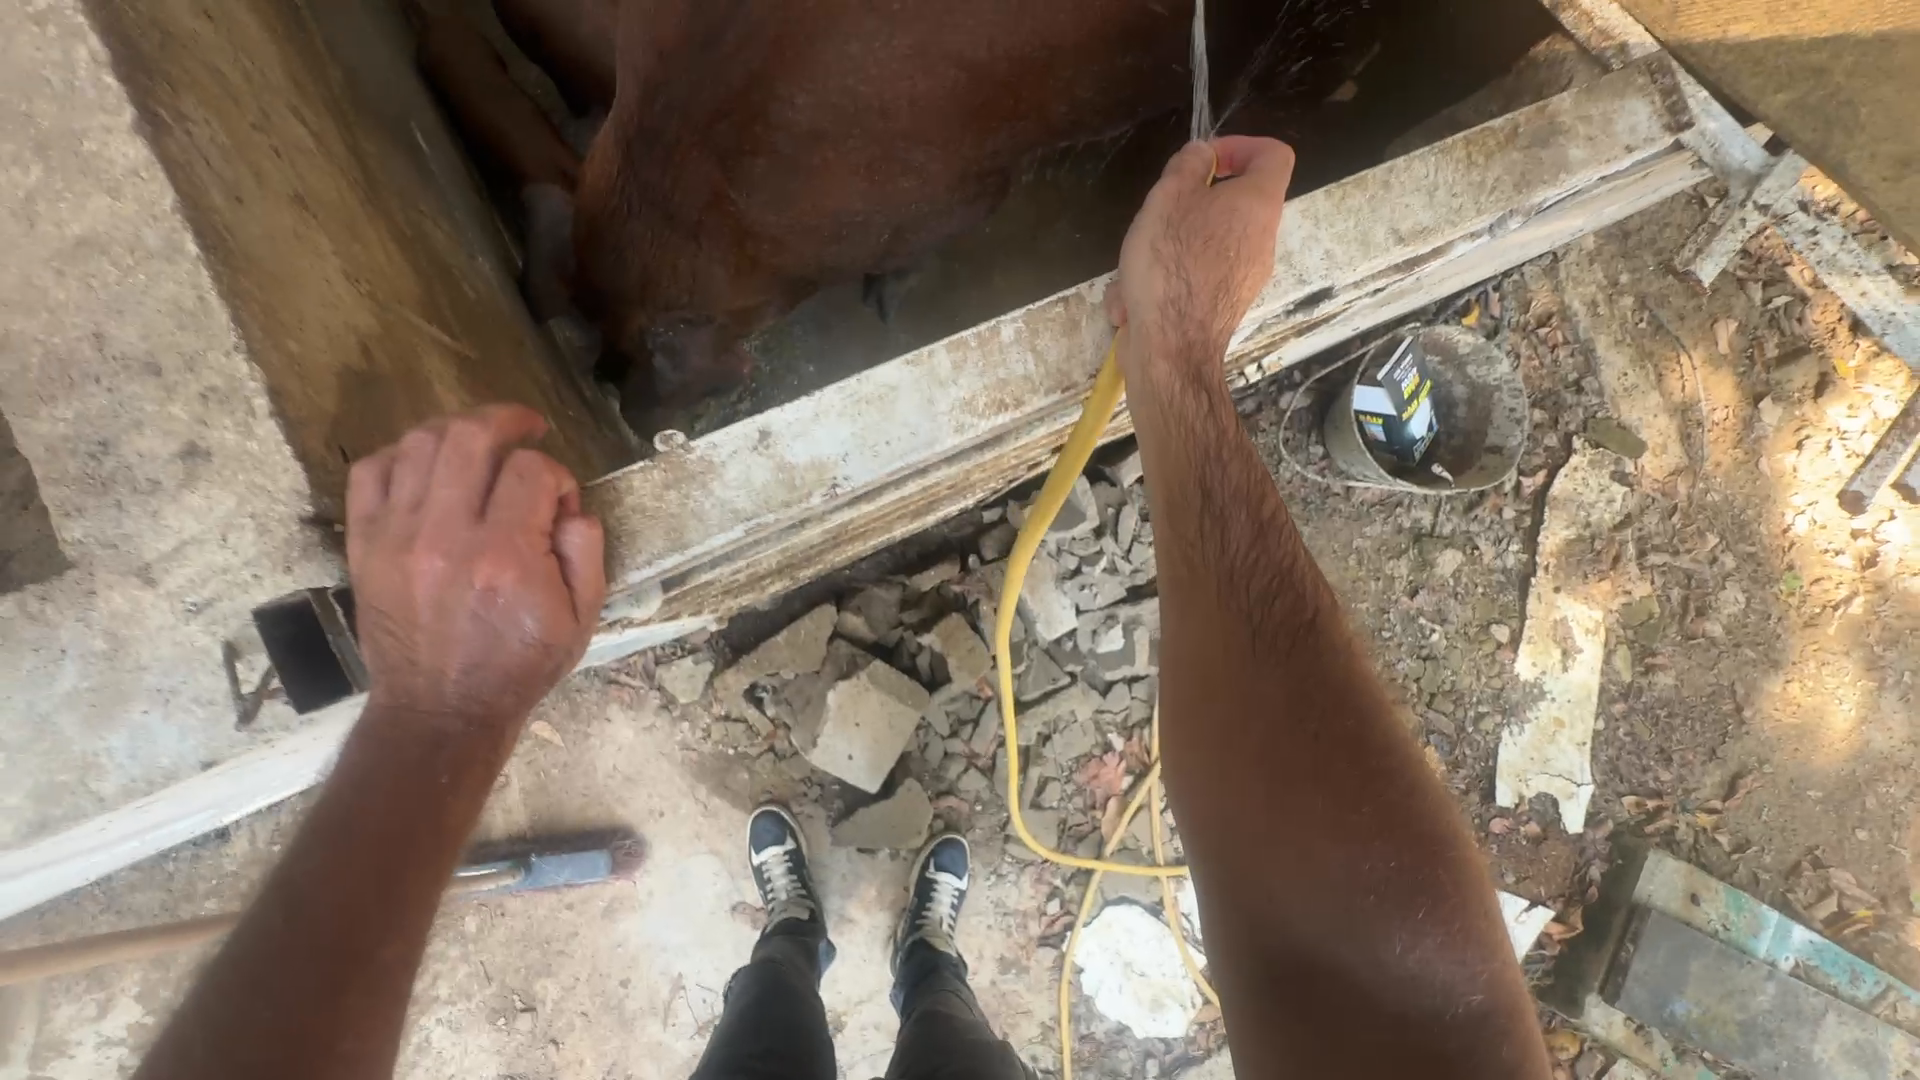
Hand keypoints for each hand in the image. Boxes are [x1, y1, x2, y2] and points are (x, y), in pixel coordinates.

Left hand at [345, 405, 605, 730]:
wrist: (442, 709)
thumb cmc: (521, 664)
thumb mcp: (582, 617)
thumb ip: (587, 551)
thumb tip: (570, 506)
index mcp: (506, 556)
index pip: (533, 471)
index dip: (558, 475)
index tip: (563, 504)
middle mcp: (445, 535)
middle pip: (469, 437)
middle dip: (507, 420)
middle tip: (529, 426)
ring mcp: (395, 537)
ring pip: (419, 443)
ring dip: (459, 430)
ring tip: (484, 441)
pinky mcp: (364, 545)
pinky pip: (371, 471)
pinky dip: (404, 454)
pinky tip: (431, 465)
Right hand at [1107, 136, 1293, 383]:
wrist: (1172, 350)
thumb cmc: (1169, 266)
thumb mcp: (1167, 199)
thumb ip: (1186, 167)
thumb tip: (1201, 157)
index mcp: (1257, 205)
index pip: (1273, 155)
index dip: (1240, 146)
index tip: (1201, 161)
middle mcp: (1261, 242)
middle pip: (1227, 208)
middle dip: (1181, 213)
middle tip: (1153, 221)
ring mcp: (1242, 281)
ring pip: (1200, 251)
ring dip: (1160, 259)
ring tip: (1131, 277)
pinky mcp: (1220, 311)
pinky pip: (1191, 284)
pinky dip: (1161, 289)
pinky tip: (1132, 306)